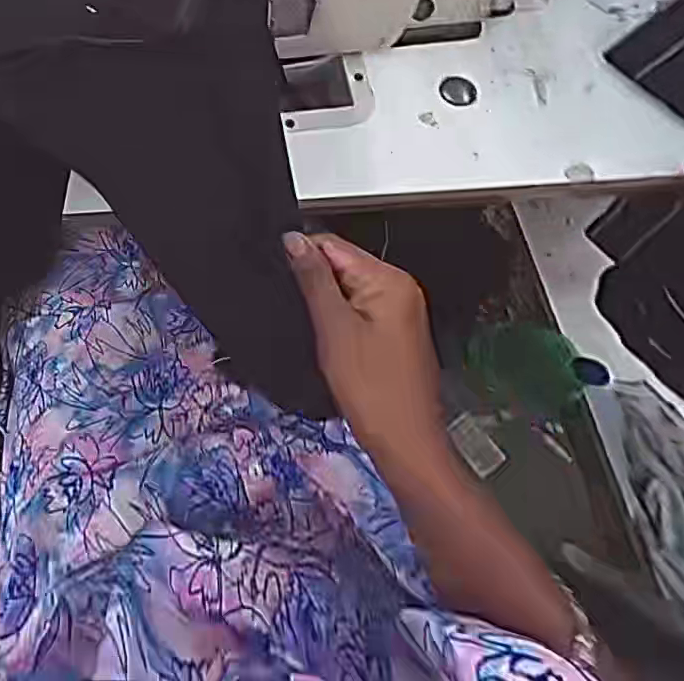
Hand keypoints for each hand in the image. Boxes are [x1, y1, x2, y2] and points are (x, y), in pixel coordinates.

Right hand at [283, 232, 444, 457]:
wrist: (406, 444)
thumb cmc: (371, 389)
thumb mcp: (334, 328)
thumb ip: (313, 279)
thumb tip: (293, 239)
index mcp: (389, 279)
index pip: (334, 245)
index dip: (302, 255)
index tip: (277, 275)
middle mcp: (400, 286)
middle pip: (342, 264)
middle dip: (314, 280)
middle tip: (290, 304)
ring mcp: (400, 309)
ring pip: (347, 287)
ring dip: (324, 300)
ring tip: (306, 321)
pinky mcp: (394, 330)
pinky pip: (358, 307)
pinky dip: (338, 317)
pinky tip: (325, 335)